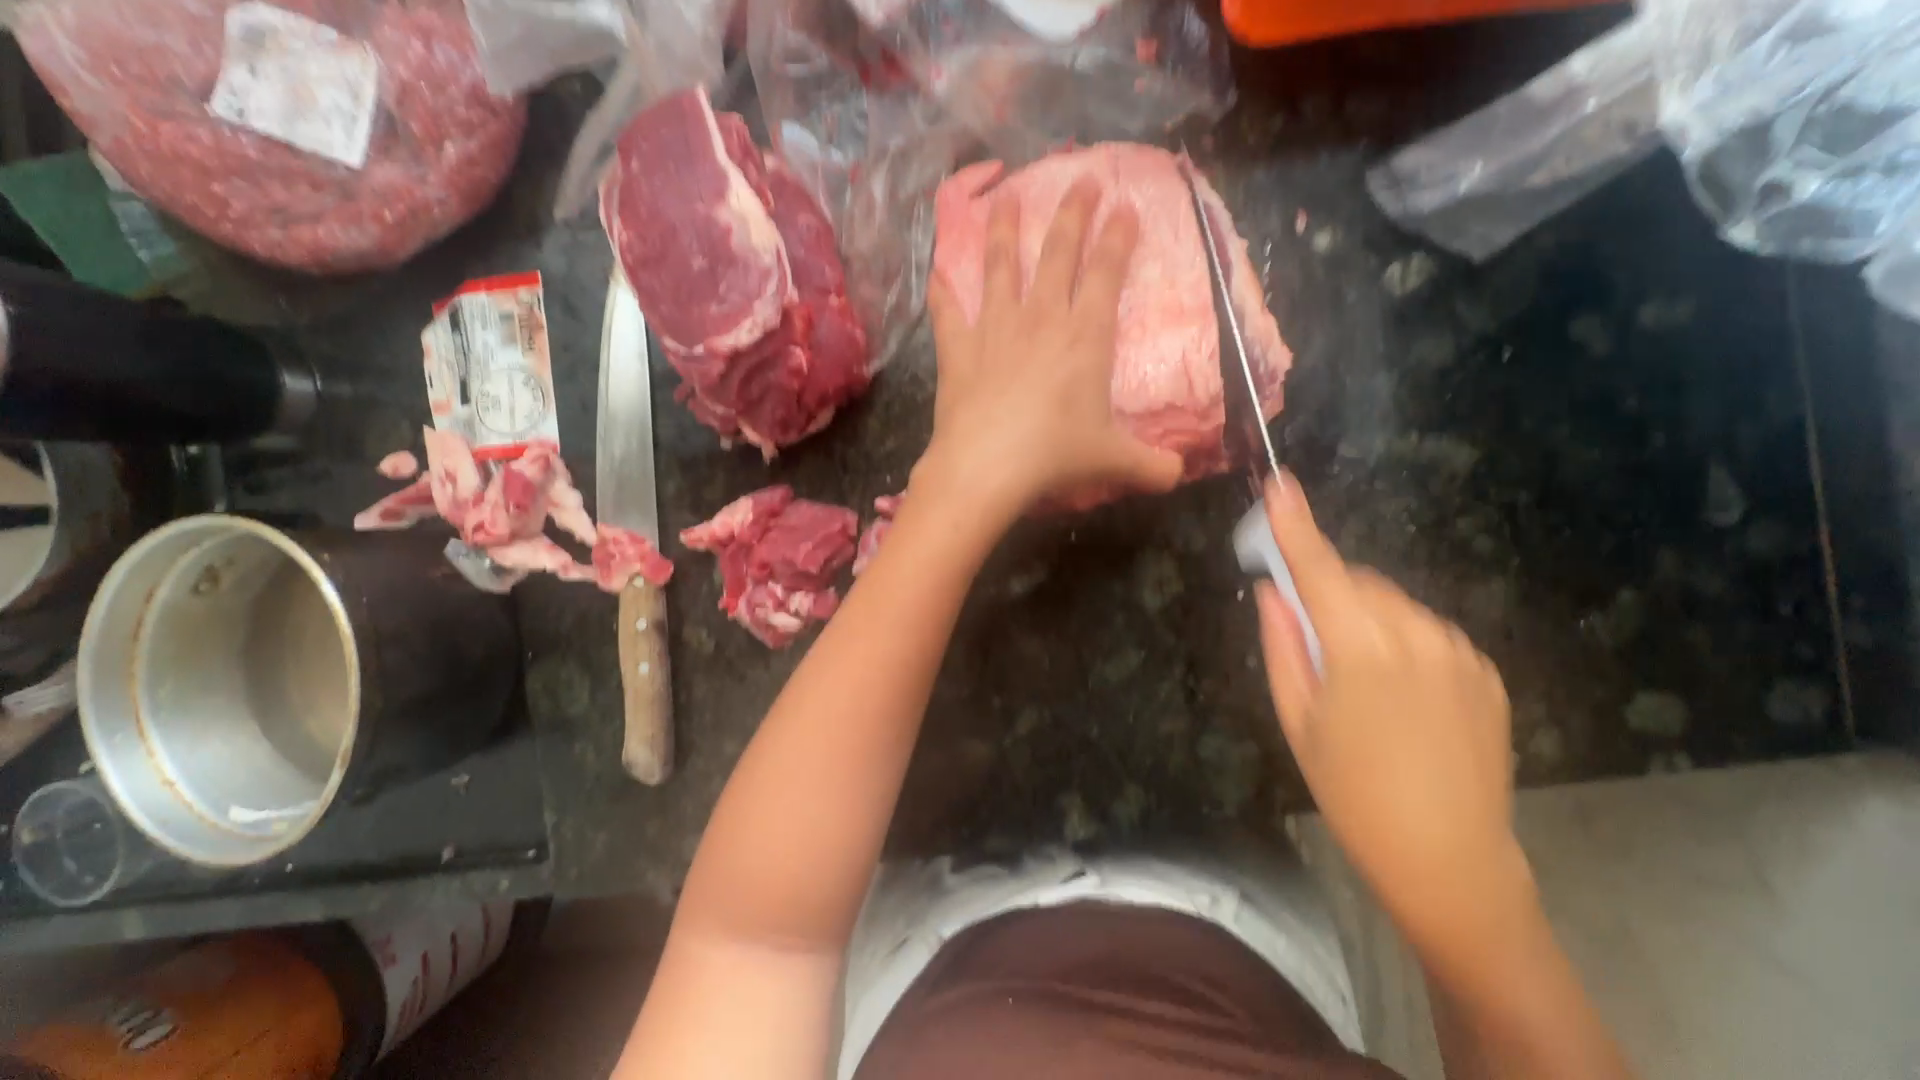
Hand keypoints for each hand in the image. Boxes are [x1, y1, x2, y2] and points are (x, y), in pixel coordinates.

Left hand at [915, 178, 1184, 523]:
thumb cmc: (1055, 456)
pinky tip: (936, 273)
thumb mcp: (1112, 461)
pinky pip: (947, 312)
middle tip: (1082, 180)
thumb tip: (1178, 476)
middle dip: (1072, 213)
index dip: (1117, 237)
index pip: (1106, 272)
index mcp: (1085, 335)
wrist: (987, 465)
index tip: (1124, 205)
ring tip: (1006, 200)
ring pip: (1000, 266)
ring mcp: (995, 328)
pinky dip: (941, 292)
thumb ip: (1150, 465)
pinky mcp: (957, 348)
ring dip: (1004, 230)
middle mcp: (1041, 318)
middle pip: (1058, 253)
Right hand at [1255, 473, 1524, 936]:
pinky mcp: (1485, 670)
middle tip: (1317, 649)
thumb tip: (1272, 592)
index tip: (1280, 482)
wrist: (1447, 857)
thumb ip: (1281, 645)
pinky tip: (1408, 703)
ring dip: (1370, 622)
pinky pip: (1430, 635)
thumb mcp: (1296, 722)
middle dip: (1331, 597)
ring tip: (1368, 690)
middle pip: (1359, 584)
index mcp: (1359, 647)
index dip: (1295, 524)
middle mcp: (1415, 633)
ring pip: (1395, 607)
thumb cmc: (1351, 794)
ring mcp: (1459, 650)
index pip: (1318, 568)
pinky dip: (1407, 646)